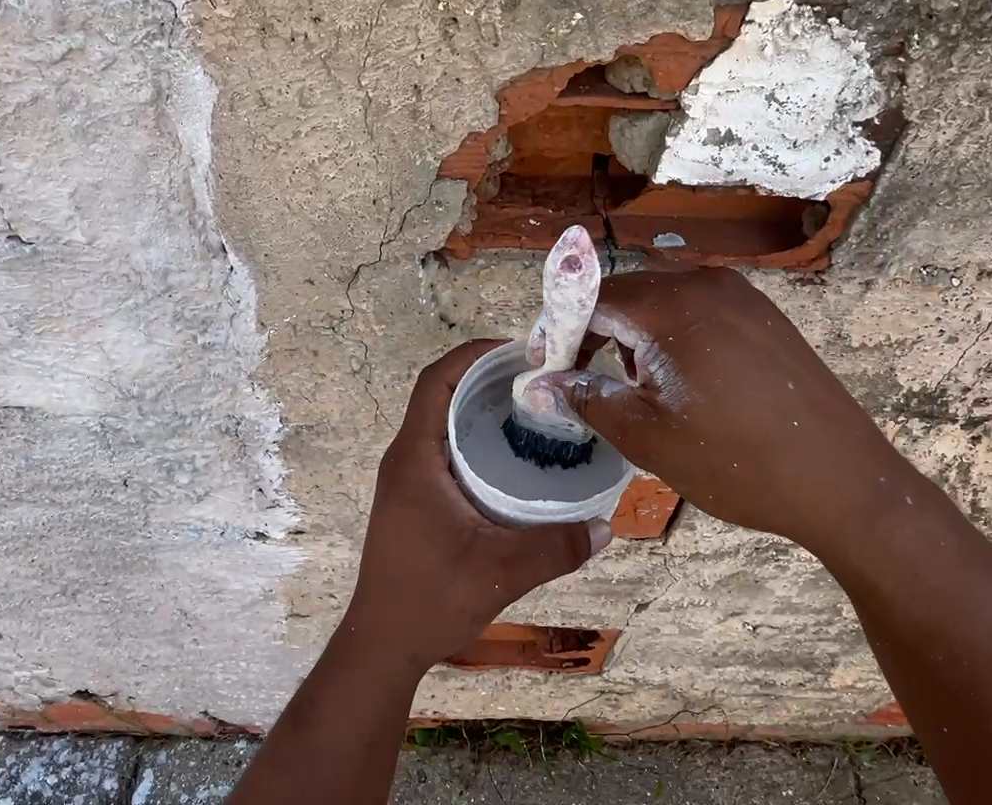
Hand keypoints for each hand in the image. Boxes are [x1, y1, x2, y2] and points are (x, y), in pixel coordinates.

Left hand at [343, 340, 612, 673]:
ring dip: (481, 407)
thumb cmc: (429, 598)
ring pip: (443, 420)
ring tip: (533, 409)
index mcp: (415, 458)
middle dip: (487, 377)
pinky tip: (513, 457)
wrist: (384, 641)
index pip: (436, 381)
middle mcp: (405, 457)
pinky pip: (444, 446)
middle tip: (539, 378)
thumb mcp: (499, 572)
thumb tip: (606, 527)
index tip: (518, 350)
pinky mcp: (414, 496)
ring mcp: (407, 477)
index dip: (474, 355)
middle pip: (442, 394)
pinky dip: (475, 437)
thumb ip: (554, 549)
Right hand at [528, 269, 909, 555]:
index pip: (593, 299)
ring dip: (632, 334)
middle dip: (594, 331)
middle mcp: (707, 285)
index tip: (544, 367)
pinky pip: (698, 310)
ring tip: (632, 386)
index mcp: (673, 308)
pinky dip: (670, 335)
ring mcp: (742, 298)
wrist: (846, 485)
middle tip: (578, 377)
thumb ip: (587, 398)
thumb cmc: (737, 463)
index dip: (559, 330)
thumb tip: (541, 384)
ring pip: (662, 301)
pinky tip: (678, 379)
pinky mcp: (764, 317)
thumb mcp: (647, 436)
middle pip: (627, 293)